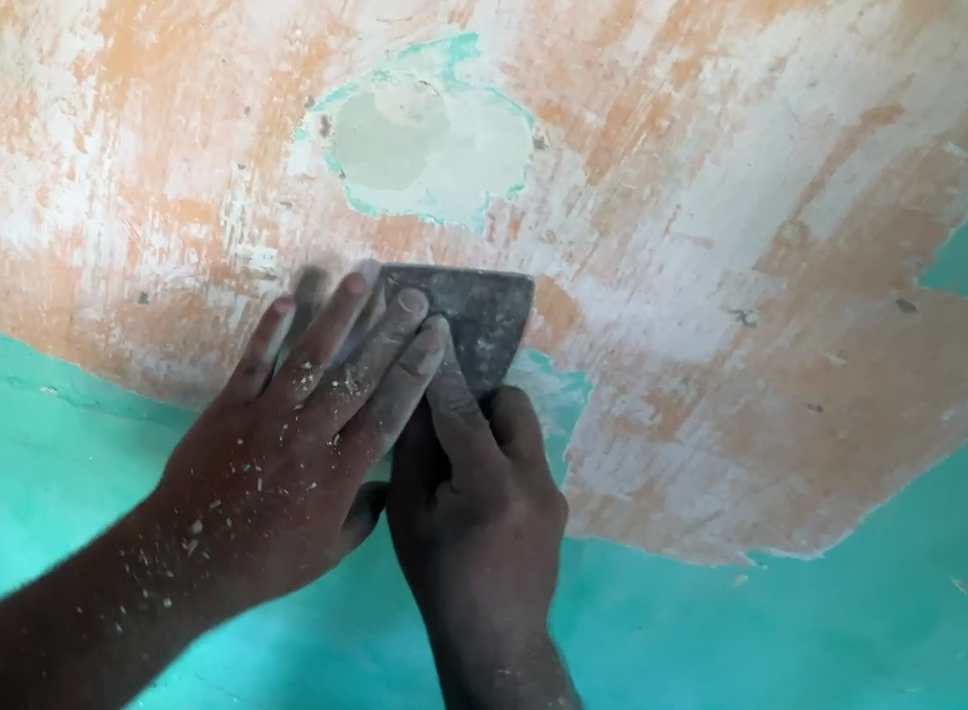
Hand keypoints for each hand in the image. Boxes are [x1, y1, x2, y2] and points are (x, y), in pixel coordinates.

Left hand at [125, 271, 449, 621]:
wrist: (192, 555)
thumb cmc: (266, 560)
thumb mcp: (327, 552)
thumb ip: (362, 515)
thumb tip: (386, 484)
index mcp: (340, 472)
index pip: (388, 411)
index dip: (415, 370)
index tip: (436, 336)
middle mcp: (309, 434)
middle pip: (358, 374)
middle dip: (388, 331)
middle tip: (413, 295)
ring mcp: (267, 414)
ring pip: (310, 355)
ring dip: (338, 312)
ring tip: (361, 276)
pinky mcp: (230, 405)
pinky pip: (254, 360)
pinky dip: (269, 328)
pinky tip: (288, 297)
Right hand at [387, 345, 577, 708]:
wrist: (497, 642)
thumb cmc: (440, 578)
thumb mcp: (411, 514)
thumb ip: (415, 450)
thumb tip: (413, 396)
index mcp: (492, 485)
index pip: (463, 408)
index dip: (443, 368)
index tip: (432, 326)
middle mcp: (534, 480)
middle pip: (511, 405)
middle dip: (477, 397)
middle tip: (441, 417)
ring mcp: (553, 493)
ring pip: (520, 430)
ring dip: (487, 427)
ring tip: (453, 454)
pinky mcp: (557, 503)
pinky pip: (524, 456)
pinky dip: (497, 453)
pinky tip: (470, 483)